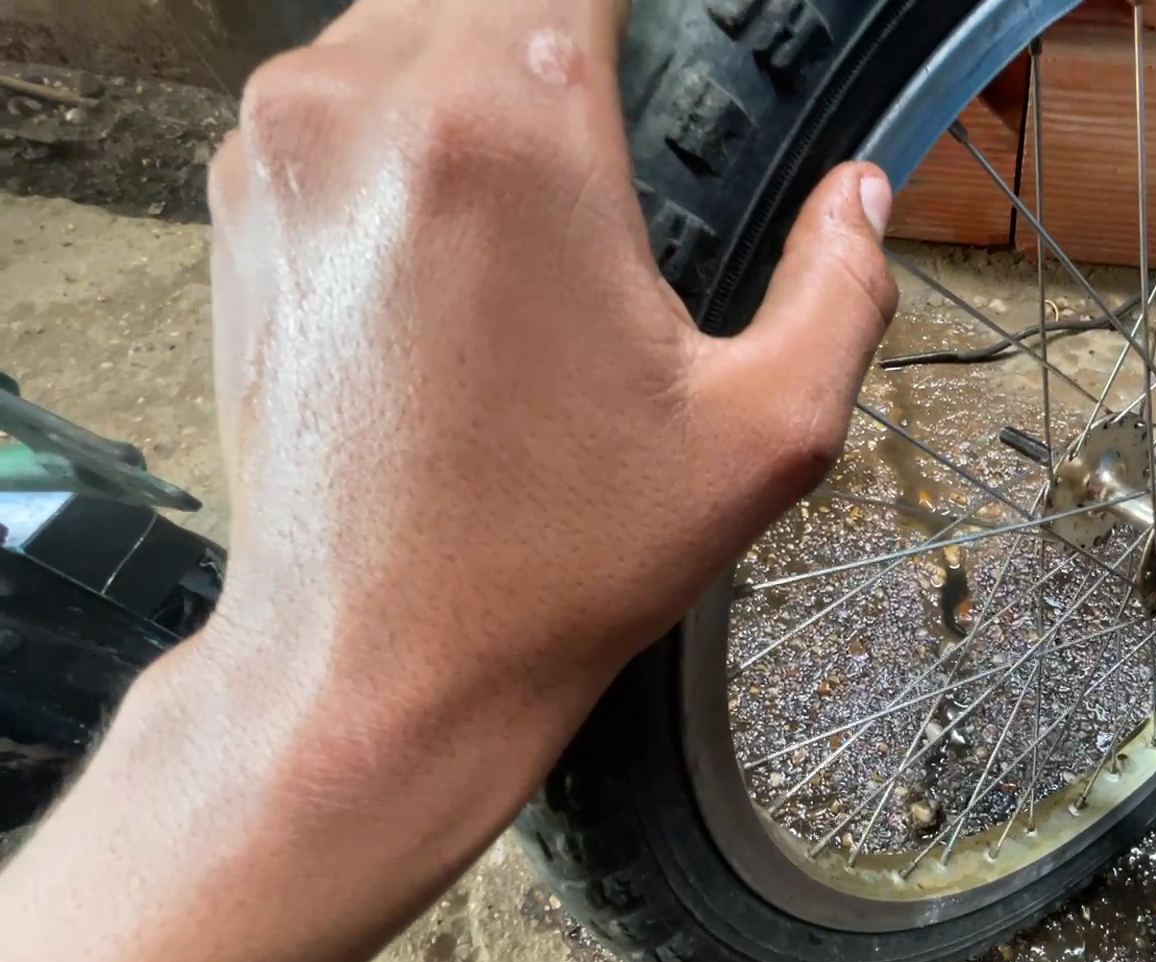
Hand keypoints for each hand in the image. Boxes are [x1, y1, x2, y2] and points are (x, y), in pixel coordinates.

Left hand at [203, 0, 896, 782]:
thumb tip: (862, 198)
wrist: (396, 657)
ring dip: (512, 83)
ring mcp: (280, 153)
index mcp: (513, 141)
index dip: (662, 17)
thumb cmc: (579, 550)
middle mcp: (368, 109)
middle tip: (662, 156)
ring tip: (584, 213)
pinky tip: (496, 250)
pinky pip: (356, 104)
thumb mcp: (771, 434)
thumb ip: (843, 290)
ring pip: (419, 29)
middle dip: (594, 47)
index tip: (703, 82)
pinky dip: (437, 132)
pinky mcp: (246, 215)